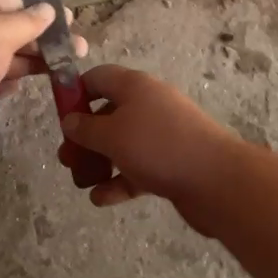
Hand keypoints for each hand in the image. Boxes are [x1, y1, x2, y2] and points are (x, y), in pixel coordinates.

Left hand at [0, 0, 87, 150]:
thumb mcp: (3, 30)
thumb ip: (29, 20)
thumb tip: (49, 9)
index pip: (7, 0)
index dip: (36, 7)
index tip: (66, 19)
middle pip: (9, 30)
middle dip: (43, 39)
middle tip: (78, 48)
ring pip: (5, 57)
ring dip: (32, 61)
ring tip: (64, 69)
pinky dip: (8, 82)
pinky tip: (21, 87)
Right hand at [58, 65, 241, 232]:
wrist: (216, 179)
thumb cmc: (158, 146)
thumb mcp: (112, 134)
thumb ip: (86, 128)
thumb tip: (69, 120)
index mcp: (134, 86)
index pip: (98, 77)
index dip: (76, 92)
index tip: (60, 114)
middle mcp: (148, 105)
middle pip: (108, 114)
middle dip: (85, 136)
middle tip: (67, 158)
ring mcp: (162, 135)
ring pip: (122, 144)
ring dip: (99, 161)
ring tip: (80, 181)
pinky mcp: (171, 163)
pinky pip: (137, 168)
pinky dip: (119, 182)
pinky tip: (101, 199)